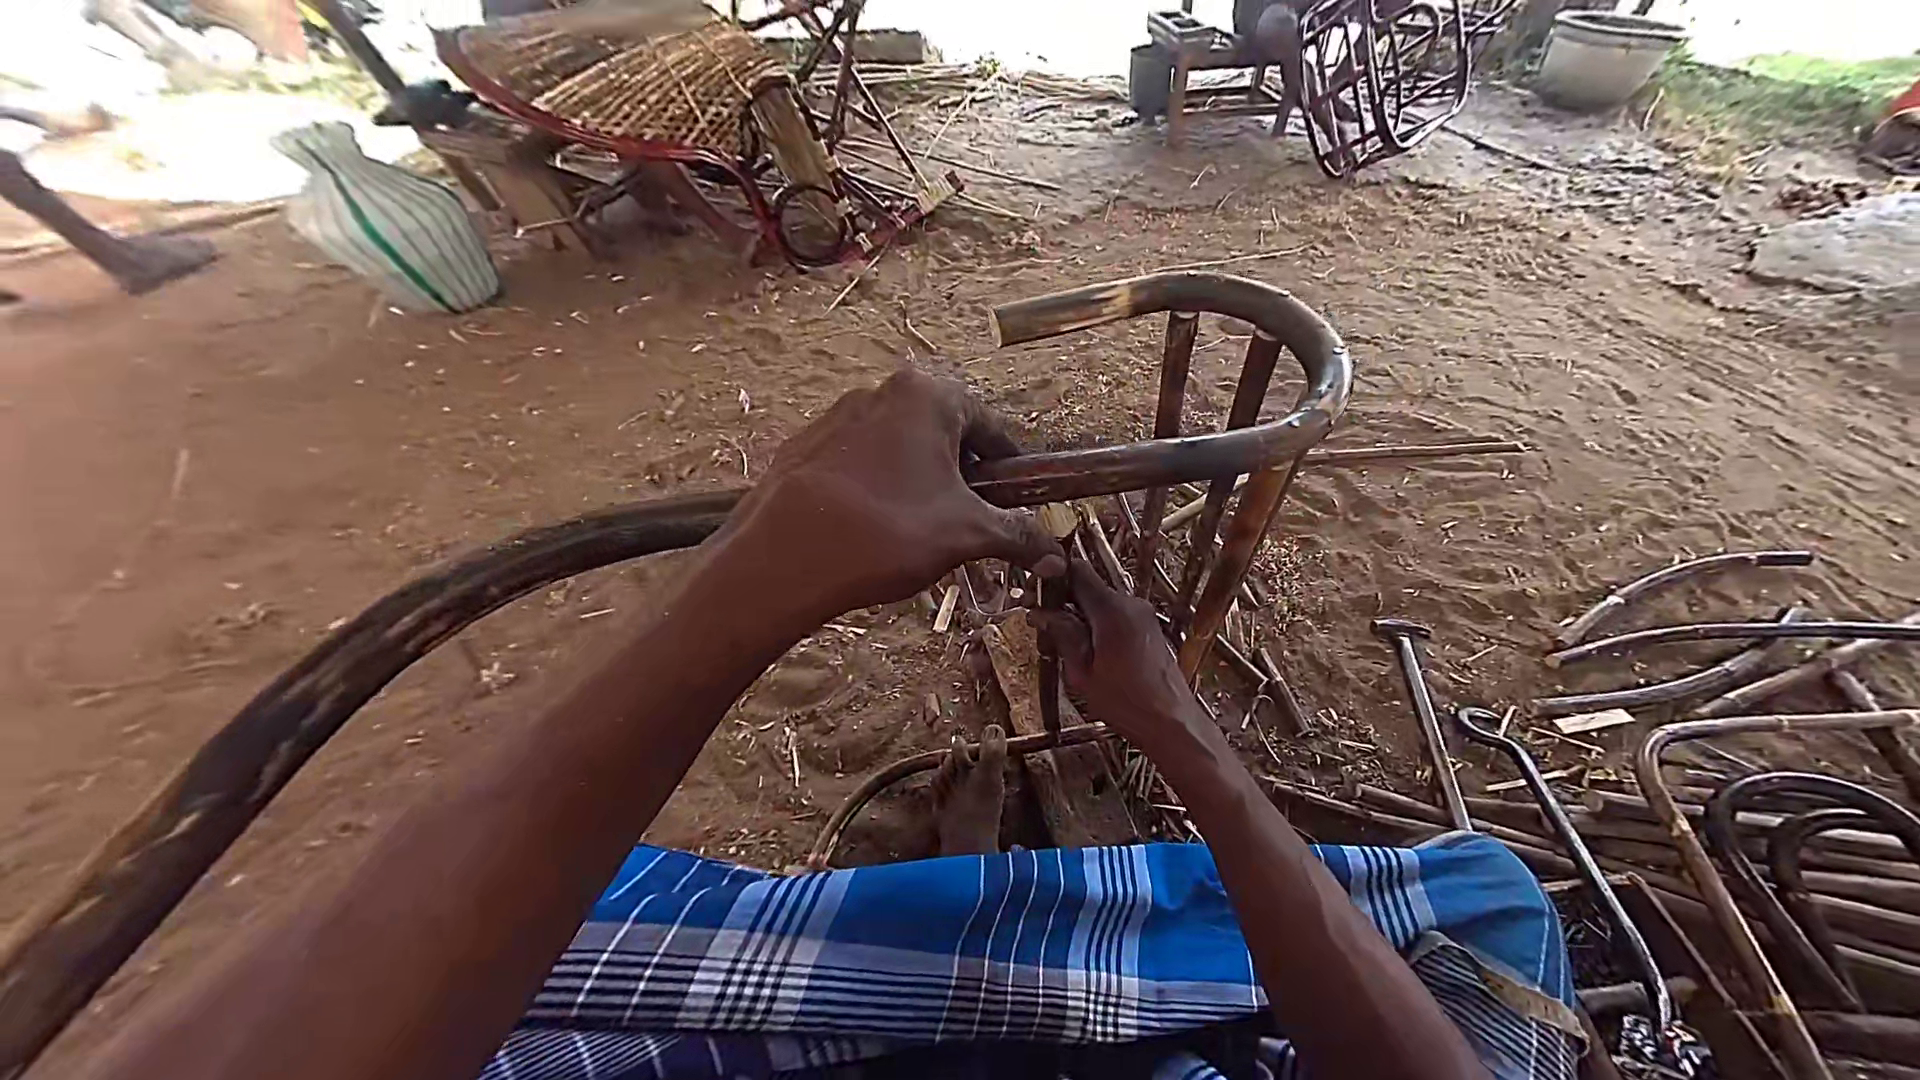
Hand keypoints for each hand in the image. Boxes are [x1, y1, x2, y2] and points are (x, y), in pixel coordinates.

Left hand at [714, 370, 1066, 626]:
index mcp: (926, 395)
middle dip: (962, 479)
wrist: (783, 559)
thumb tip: (1055, 557)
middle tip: (968, 522)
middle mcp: (878, 393)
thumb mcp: (967, 534)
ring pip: (899, 451)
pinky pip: (860, 465)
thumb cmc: (887, 531)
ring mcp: (835, 419)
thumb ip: (1017, 536)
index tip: (1015, 500)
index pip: (990, 427)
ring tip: (920, 533)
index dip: (1009, 467)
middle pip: (943, 436)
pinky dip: (879, 490)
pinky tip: (874, 530)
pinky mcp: (805, 449)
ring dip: (921, 484)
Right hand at [1030, 560, 1221, 765]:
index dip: (1051, 576)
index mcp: (1112, 611)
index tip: (1035, 592)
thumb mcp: (1082, 673)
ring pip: (1099, 601)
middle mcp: (1130, 605)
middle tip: (1041, 620)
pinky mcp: (1147, 626)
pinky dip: (1095, 623)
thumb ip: (1062, 635)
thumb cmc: (1129, 704)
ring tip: (1061, 641)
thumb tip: (1041, 613)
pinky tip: (1086, 649)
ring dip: (1078, 614)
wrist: (1171, 723)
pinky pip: (1114, 613)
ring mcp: (1142, 614)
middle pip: (1087, 586)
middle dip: (1061, 600)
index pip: (1077, 571)